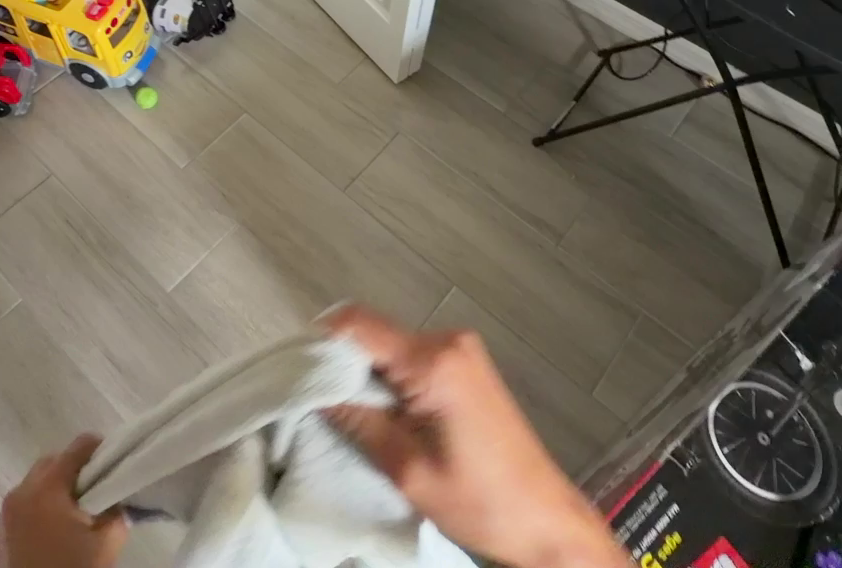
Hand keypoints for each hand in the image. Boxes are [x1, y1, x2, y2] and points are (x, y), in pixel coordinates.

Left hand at [0, 434, 128, 567]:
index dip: (99, 449)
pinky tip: (53, 530)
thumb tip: (115, 496)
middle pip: (52, 462)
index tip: (113, 461)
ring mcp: (4, 516)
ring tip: (73, 511)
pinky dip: (38, 507)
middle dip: (74, 468)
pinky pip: (21, 507)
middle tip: (94, 487)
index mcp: (47, 488)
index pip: (78, 447)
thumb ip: (117, 509)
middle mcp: (20, 494)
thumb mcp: (108, 541)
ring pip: (34, 483)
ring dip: (54, 487)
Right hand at [321, 306, 627, 567]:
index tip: (295, 370)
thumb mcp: (406, 467)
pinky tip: (389, 414)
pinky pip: (413, 357)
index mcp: (433, 360)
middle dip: (344, 364)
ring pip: (392, 346)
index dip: (321, 340)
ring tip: (357, 417)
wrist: (545, 518)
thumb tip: (313, 391)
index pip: (359, 324)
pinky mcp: (467, 363)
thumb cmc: (479, 499)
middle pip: (375, 333)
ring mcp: (462, 349)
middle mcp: (448, 340)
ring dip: (370, 375)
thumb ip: (358, 419)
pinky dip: (393, 379)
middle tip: (321, 404)